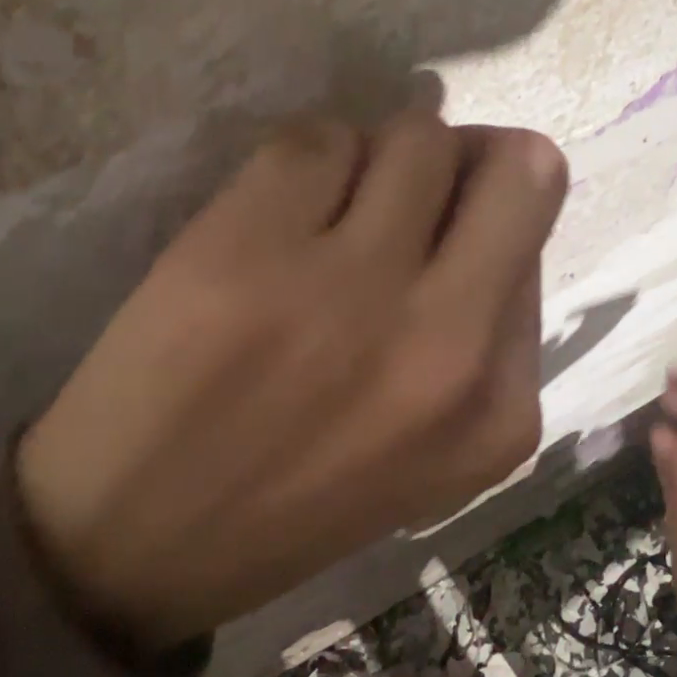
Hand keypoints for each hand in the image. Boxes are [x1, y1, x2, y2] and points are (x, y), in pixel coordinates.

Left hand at [14, 110, 567, 648]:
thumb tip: (485, 196)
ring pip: (415, 134)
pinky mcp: (247, 248)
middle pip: (517, 163)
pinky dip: (306, 160)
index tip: (446, 224)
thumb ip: (494, 335)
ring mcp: (347, 290)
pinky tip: (270, 221)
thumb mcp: (441, 451)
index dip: (491, 206)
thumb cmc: (298, 493)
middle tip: (408, 190)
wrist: (136, 542)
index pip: (540, 230)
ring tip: (330, 215)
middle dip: (469, 160)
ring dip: (379, 158)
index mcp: (501, 406)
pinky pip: (317, 137)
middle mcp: (446, 341)